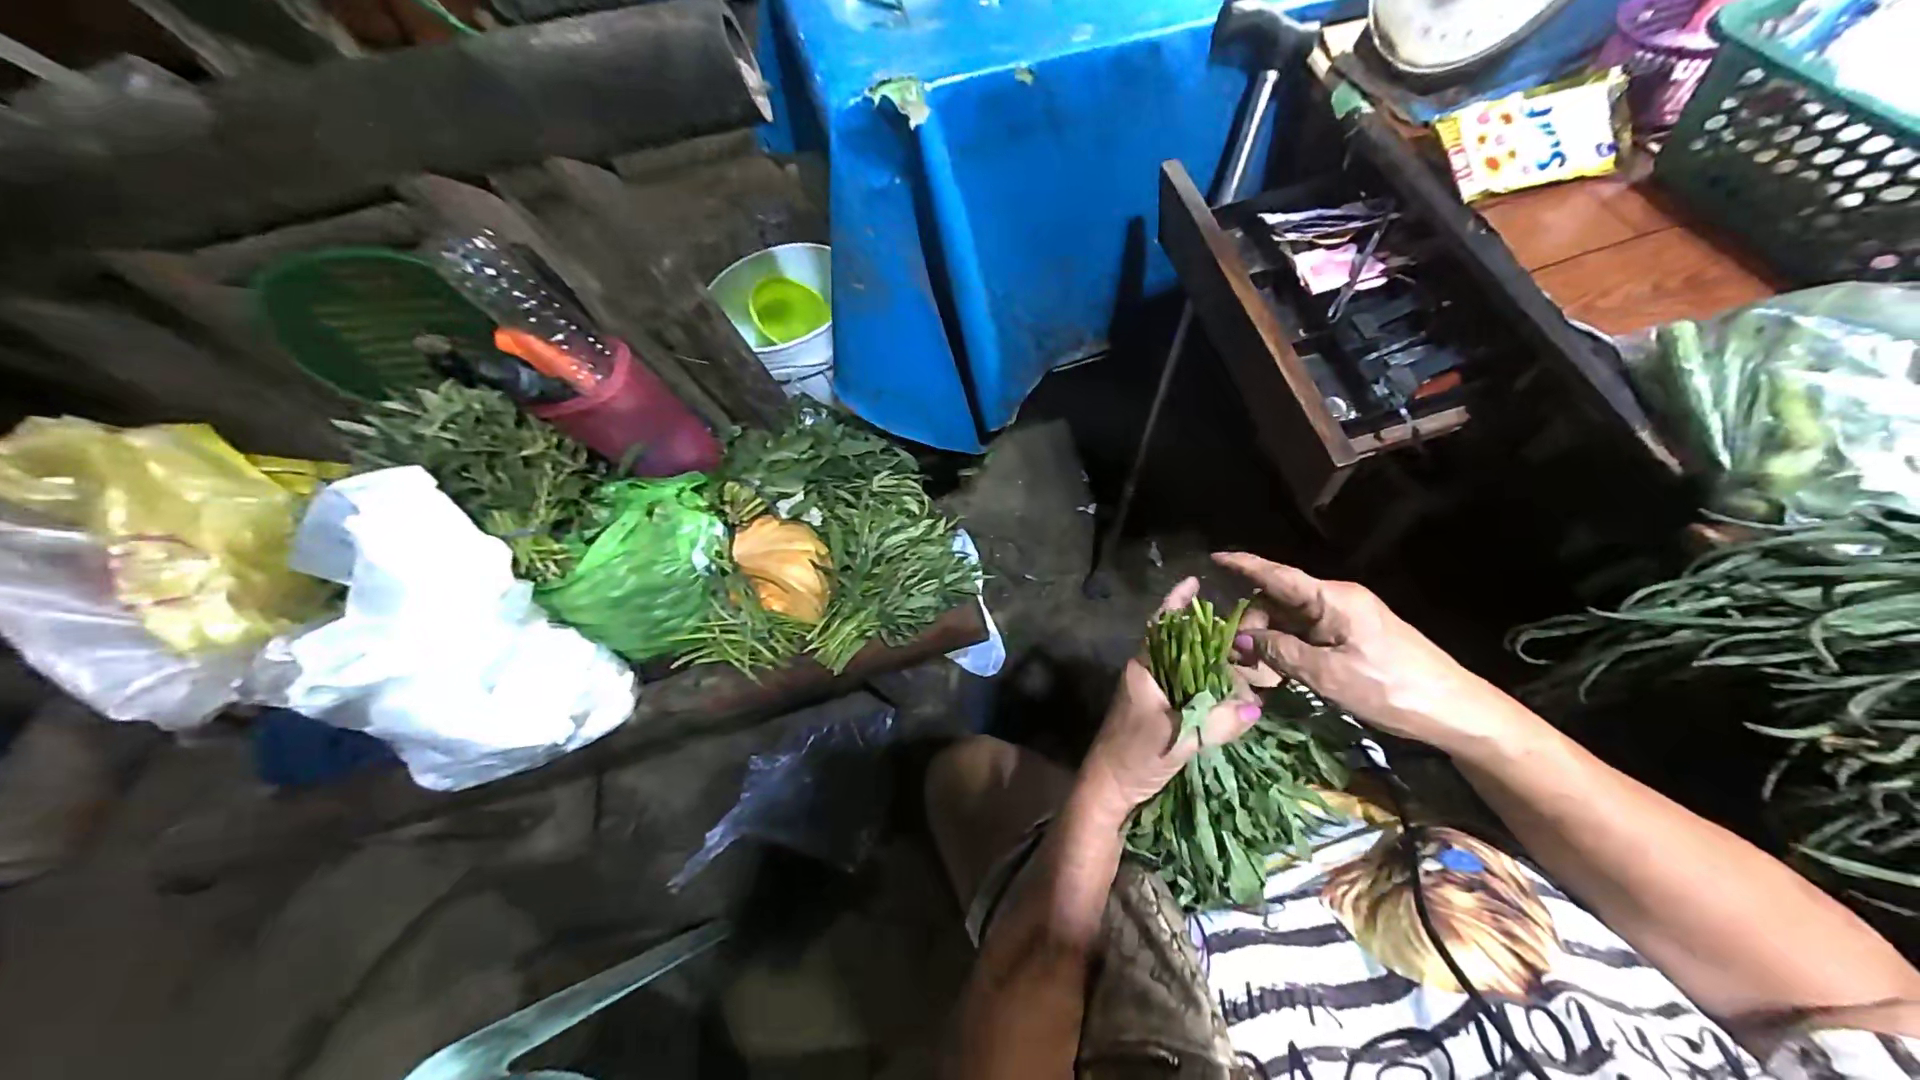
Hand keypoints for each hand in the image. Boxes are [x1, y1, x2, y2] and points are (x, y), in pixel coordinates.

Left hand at [1079, 578, 1261, 819]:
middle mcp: (1149, 676)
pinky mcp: (1165, 716)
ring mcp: (1157, 696)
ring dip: (1218, 672)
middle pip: (1185, 647)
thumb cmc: (1133, 754)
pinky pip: (1193, 695)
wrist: (1109, 789)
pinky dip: (1214, 694)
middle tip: (1247, 643)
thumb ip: (1215, 721)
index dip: (1177, 602)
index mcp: (1143, 669)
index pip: (1161, 626)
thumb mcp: (1176, 736)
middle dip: (1214, 643)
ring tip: (1249, 675)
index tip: (1195, 581)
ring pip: (1192, 672)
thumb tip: (1255, 707)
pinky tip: (1236, 701)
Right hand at [1212, 552, 1526, 753]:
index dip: (1244, 565)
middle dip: (1252, 623)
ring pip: (1290, 620)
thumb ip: (1281, 651)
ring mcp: (1346, 619)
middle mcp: (1337, 601)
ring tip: (1254, 670)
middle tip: (1237, 657)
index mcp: (1333, 599)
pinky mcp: (1352, 637)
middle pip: (1278, 601)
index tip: (1214, 558)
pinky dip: (1287, 649)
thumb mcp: (1327, 674)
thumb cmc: (1392, 689)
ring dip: (1269, 640)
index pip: (1278, 575)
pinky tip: (1277, 671)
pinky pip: (1307, 634)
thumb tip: (1244, 639)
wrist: (1457, 712)